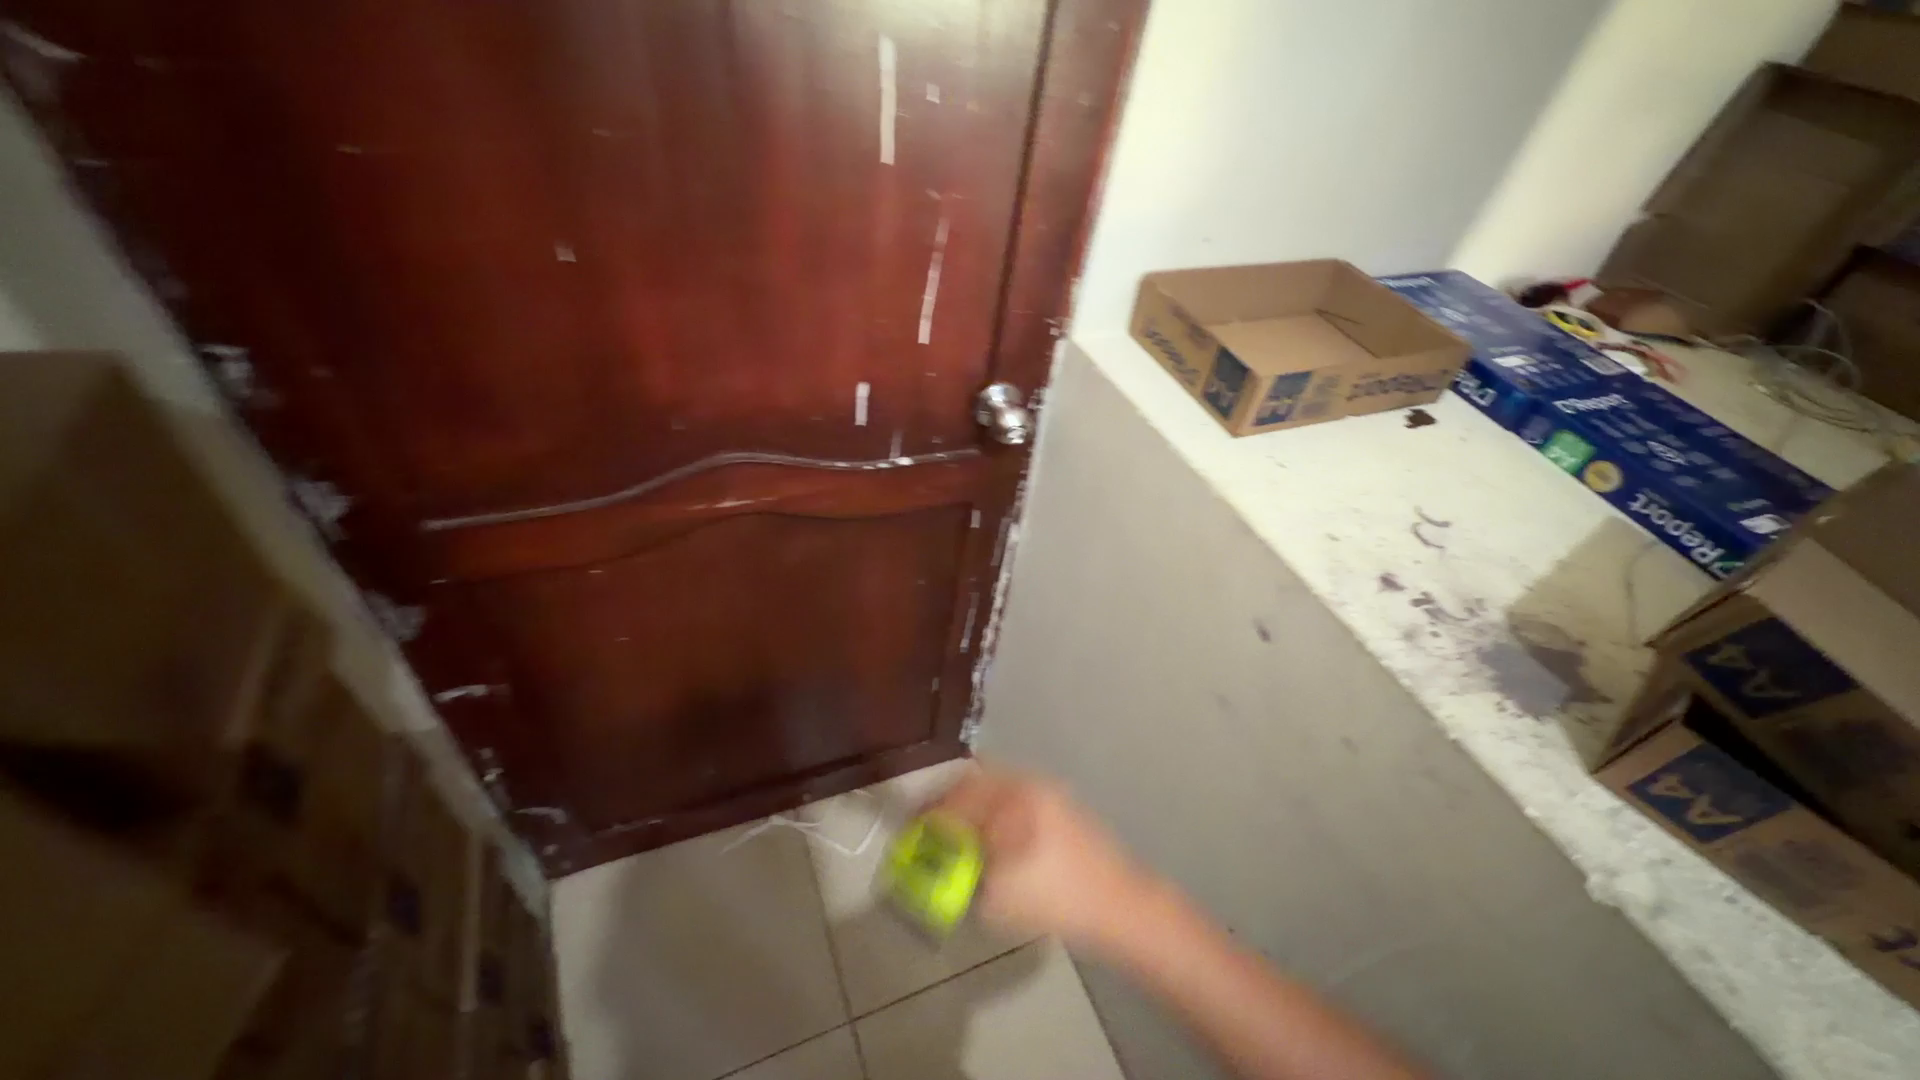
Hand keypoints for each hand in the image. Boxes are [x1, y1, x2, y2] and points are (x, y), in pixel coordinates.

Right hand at [928, 764, 1152, 947]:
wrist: (1122, 907)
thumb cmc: (1057, 900)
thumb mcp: (997, 895)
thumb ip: (961, 874)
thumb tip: (938, 864)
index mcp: (1012, 797)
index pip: (955, 796)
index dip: (927, 815)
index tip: (908, 830)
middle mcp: (1029, 783)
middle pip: (973, 780)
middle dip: (947, 802)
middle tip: (928, 825)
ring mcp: (1049, 791)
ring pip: (995, 785)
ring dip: (971, 804)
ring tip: (955, 832)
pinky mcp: (1061, 805)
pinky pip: (1014, 795)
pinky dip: (994, 809)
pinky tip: (990, 836)